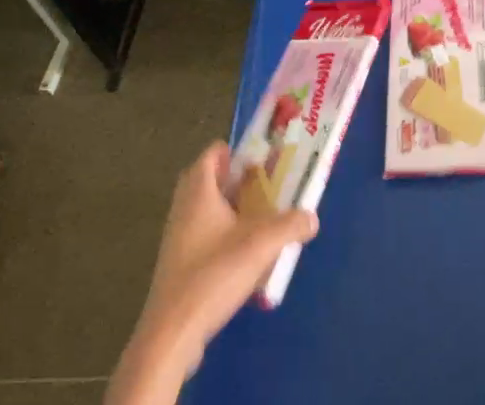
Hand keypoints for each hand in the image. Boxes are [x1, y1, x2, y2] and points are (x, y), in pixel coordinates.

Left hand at [107, 142, 318, 404]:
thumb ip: (291, 225)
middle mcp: (183, 211)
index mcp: (199, 194)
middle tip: (263, 185)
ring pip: (205, 211)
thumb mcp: (262, 245)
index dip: (234, 151)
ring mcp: (178, 240)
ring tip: (262, 219)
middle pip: (206, 182)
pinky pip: (203, 237)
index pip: (210, 156)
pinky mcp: (179, 266)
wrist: (173, 332)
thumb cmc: (214, 274)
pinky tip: (246, 255)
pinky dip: (223, 236)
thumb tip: (311, 217)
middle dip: (234, 180)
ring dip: (231, 209)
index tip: (260, 157)